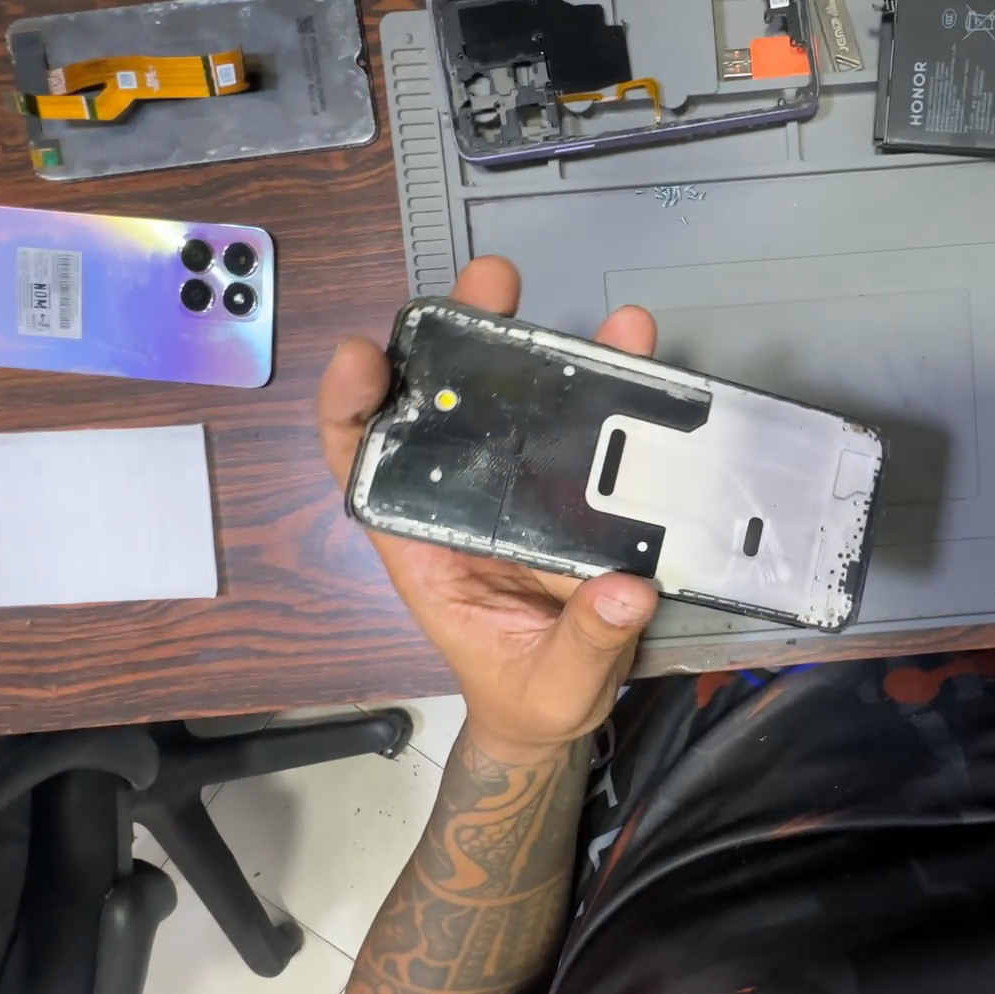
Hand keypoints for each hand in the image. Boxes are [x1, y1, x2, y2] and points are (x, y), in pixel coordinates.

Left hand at [317, 256, 660, 762]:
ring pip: (526, 414)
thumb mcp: (554, 683)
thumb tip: (627, 591)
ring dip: (554, 360)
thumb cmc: (534, 697)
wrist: (565, 707)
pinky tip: (641, 372)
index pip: (365, 466)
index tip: (366, 356)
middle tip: (495, 286)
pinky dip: (610, 402)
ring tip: (605, 324)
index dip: (353, 407)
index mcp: (429, 548)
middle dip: (464, 344)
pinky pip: (586, 441)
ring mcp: (527, 497)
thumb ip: (586, 643)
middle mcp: (470, 506)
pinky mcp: (576, 499)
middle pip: (450, 412)